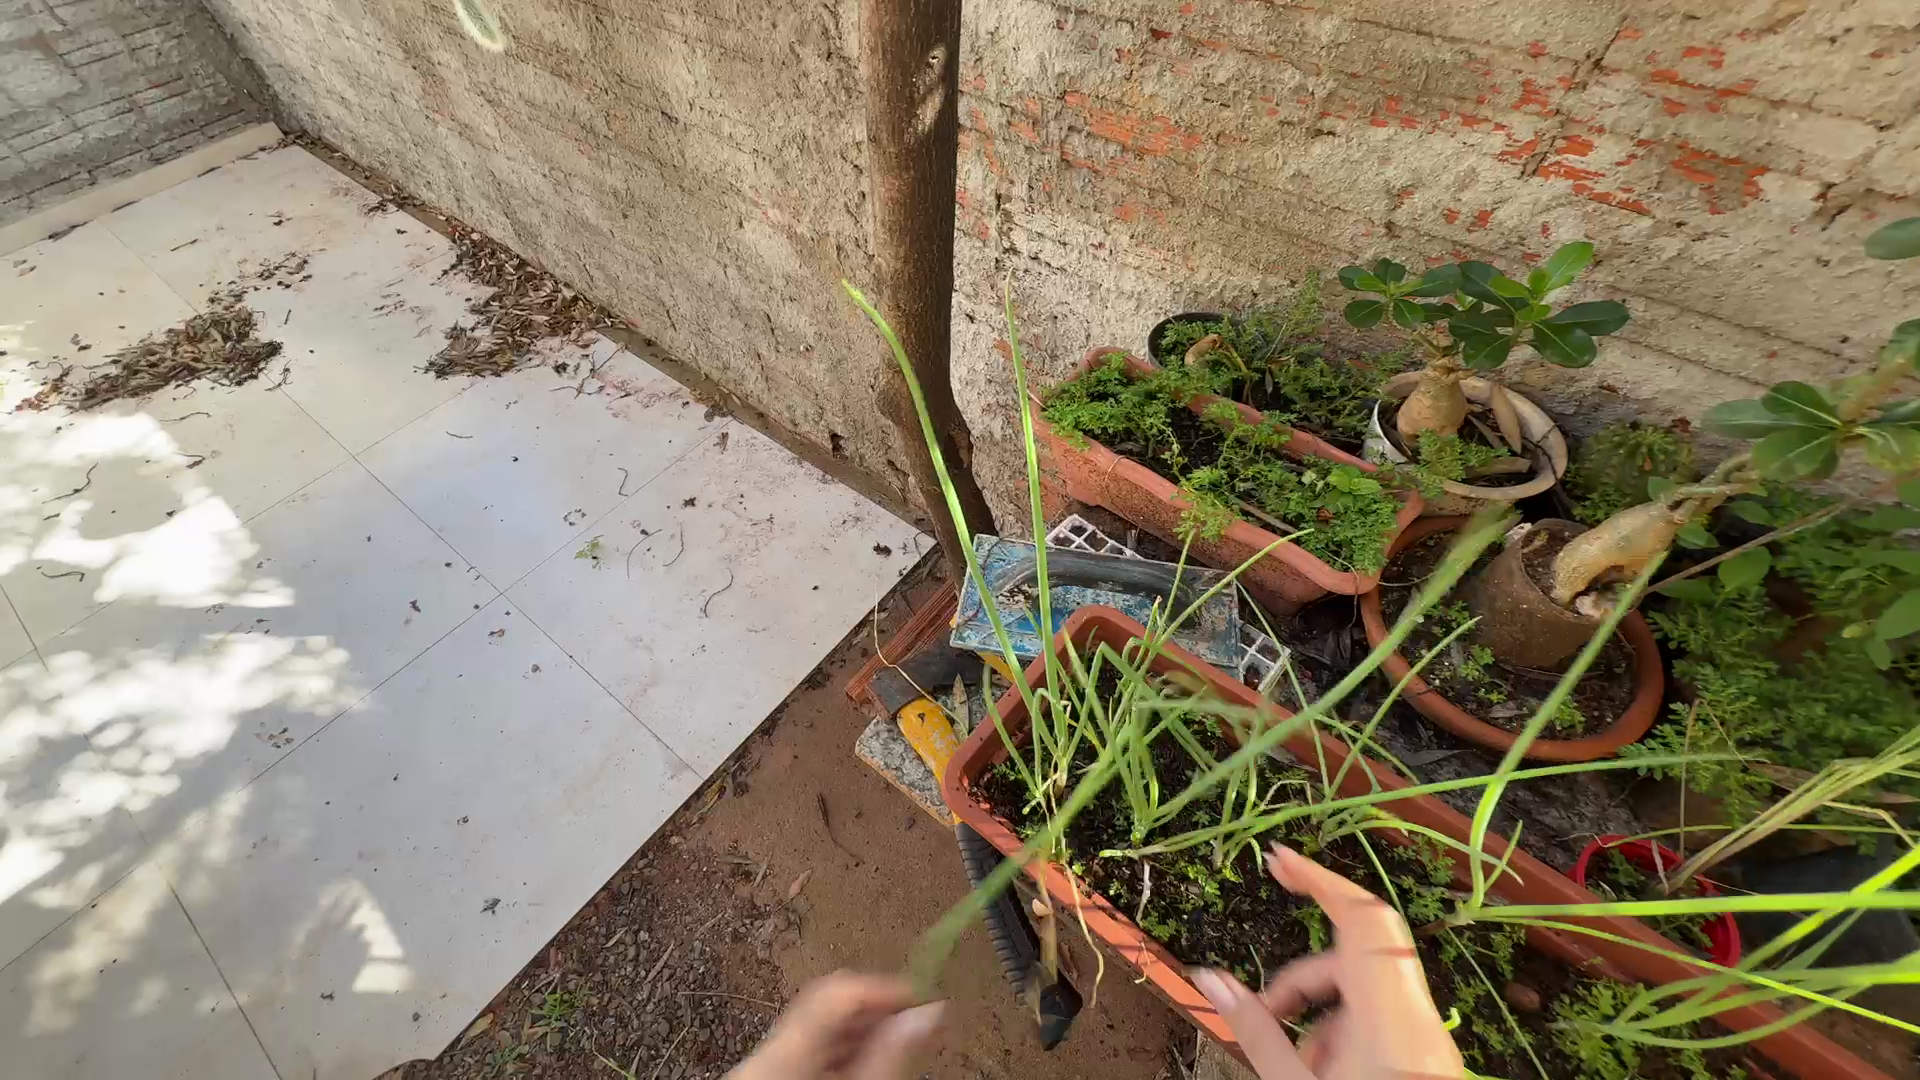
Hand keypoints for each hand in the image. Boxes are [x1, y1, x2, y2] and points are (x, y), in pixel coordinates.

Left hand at [727, 972, 944, 1079]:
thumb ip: (893, 1058)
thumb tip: (932, 1011)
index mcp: (783, 1055)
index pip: (839, 991)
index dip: (885, 990)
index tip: (925, 1006)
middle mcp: (764, 1055)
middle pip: (826, 1008)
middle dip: (877, 1015)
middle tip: (920, 1033)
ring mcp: (760, 1073)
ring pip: (818, 1032)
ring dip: (862, 1037)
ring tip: (899, 1057)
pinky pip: (806, 1056)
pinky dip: (841, 1058)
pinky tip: (866, 1072)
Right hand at [1190, 844, 1462, 1079]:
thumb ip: (1255, 1028)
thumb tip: (1206, 975)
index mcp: (1390, 1018)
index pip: (1361, 917)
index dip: (1320, 878)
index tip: (1276, 858)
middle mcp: (1415, 1019)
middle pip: (1353, 954)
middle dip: (1301, 971)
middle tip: (1266, 1000)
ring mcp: (1426, 1042)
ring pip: (1362, 991)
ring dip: (1316, 1012)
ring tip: (1291, 1062)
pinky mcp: (1424, 1061)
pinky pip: (1376, 1020)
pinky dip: (1339, 1032)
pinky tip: (1317, 1072)